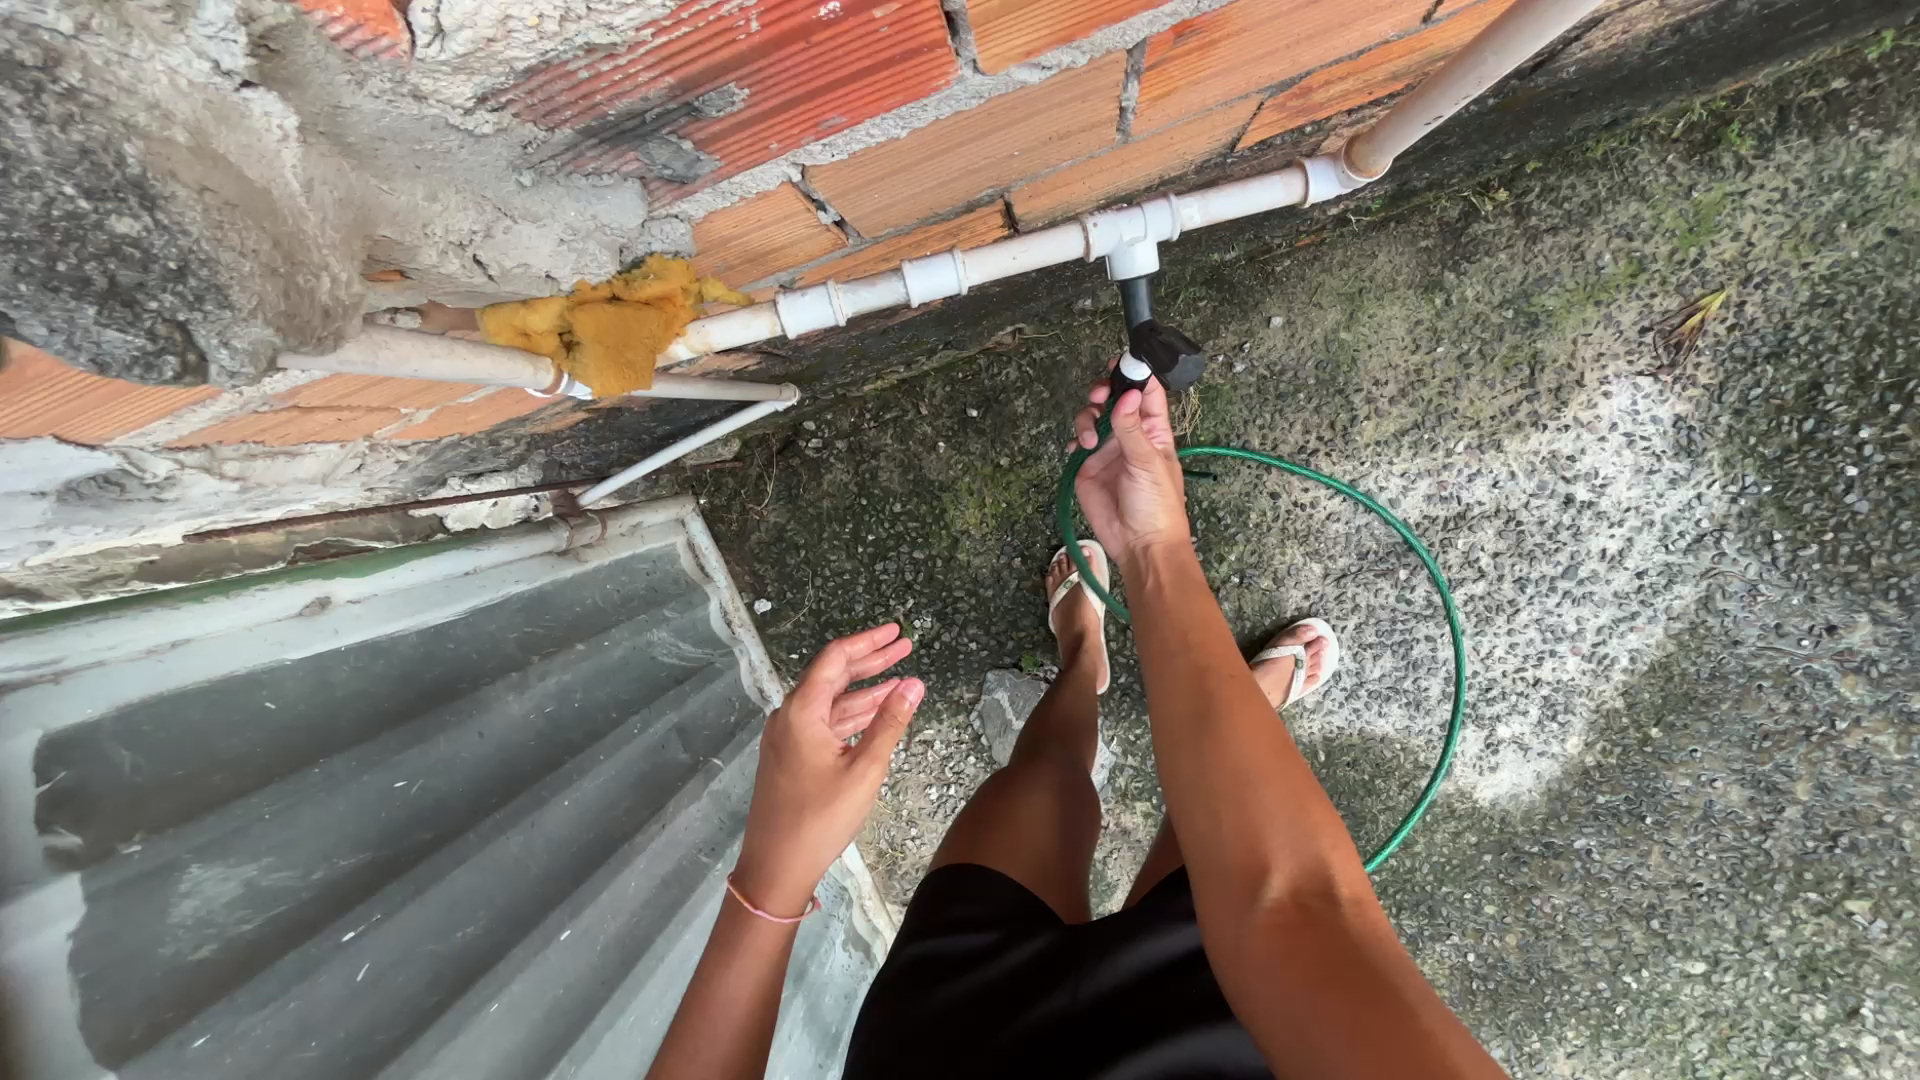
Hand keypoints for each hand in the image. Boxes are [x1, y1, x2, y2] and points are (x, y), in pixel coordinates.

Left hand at [734, 623, 923, 914]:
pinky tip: (876, 713)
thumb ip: (890, 722)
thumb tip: (914, 682)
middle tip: (905, 646)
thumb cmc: (821, 818)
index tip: (897, 632)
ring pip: (831, 701)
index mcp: (802, 710)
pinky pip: (825, 722)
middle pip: (833, 675)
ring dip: (865, 690)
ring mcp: (787, 736)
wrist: (775, 868)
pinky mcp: (790, 755)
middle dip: (871, 660)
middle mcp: (789, 715)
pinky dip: (852, 714)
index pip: (836, 658)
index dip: (868, 642)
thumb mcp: (864, 770)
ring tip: (901, 679)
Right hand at [1071, 360, 1190, 568]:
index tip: (1120, 361)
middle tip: (1098, 396)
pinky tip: (1077, 450)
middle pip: (1113, 399)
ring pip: (1091, 418)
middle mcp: (1129, 435)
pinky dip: (1073, 440)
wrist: (1139, 543)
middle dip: (1103, 392)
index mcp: (1153, 430)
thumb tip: (1126, 394)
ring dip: (1085, 419)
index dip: (1134, 374)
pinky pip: (1076, 443)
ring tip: (1087, 440)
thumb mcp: (1148, 462)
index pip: (1145, 393)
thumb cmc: (1157, 504)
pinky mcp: (1087, 467)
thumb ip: (1132, 428)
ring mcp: (1107, 450)